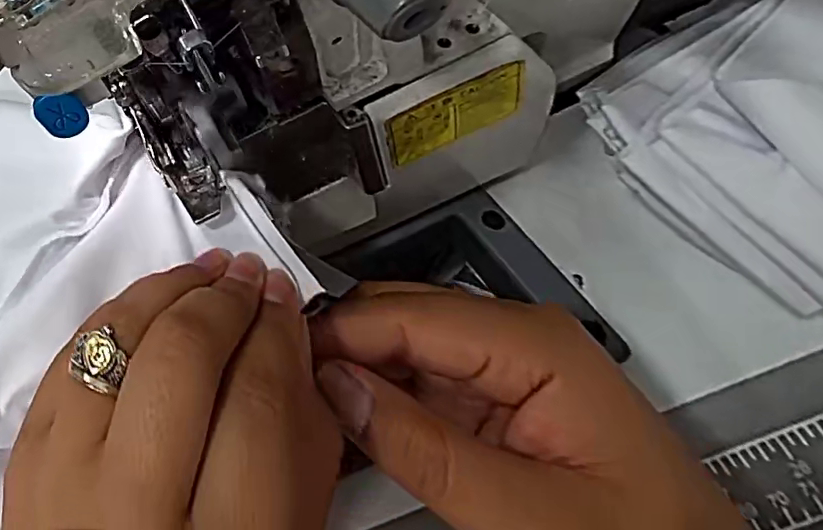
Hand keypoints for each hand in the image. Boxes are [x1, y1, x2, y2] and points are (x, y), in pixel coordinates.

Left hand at [3, 250, 341, 528]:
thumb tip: (289, 349)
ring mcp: (63, 473)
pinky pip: (73, 351)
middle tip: (248, 278)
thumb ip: (298, 454)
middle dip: (225, 302)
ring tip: (205, 273)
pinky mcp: (25, 451)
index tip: (284, 303)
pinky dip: (117, 313)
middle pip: (183, 358)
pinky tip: (150, 300)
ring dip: (168, 288)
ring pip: (118, 336)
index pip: (257, 406)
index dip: (277, 336)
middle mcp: (129, 508)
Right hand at [310, 284, 743, 529]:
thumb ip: (423, 446)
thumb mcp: (529, 515)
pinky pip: (412, 379)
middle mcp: (512, 337)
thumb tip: (339, 384)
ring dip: (351, 372)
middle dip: (338, 345)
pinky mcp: (489, 397)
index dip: (338, 333)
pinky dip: (375, 398)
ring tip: (312, 406)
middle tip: (292, 382)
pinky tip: (348, 421)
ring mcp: (498, 366)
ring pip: (394, 344)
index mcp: (532, 342)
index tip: (290, 360)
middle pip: (393, 314)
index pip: (402, 312)